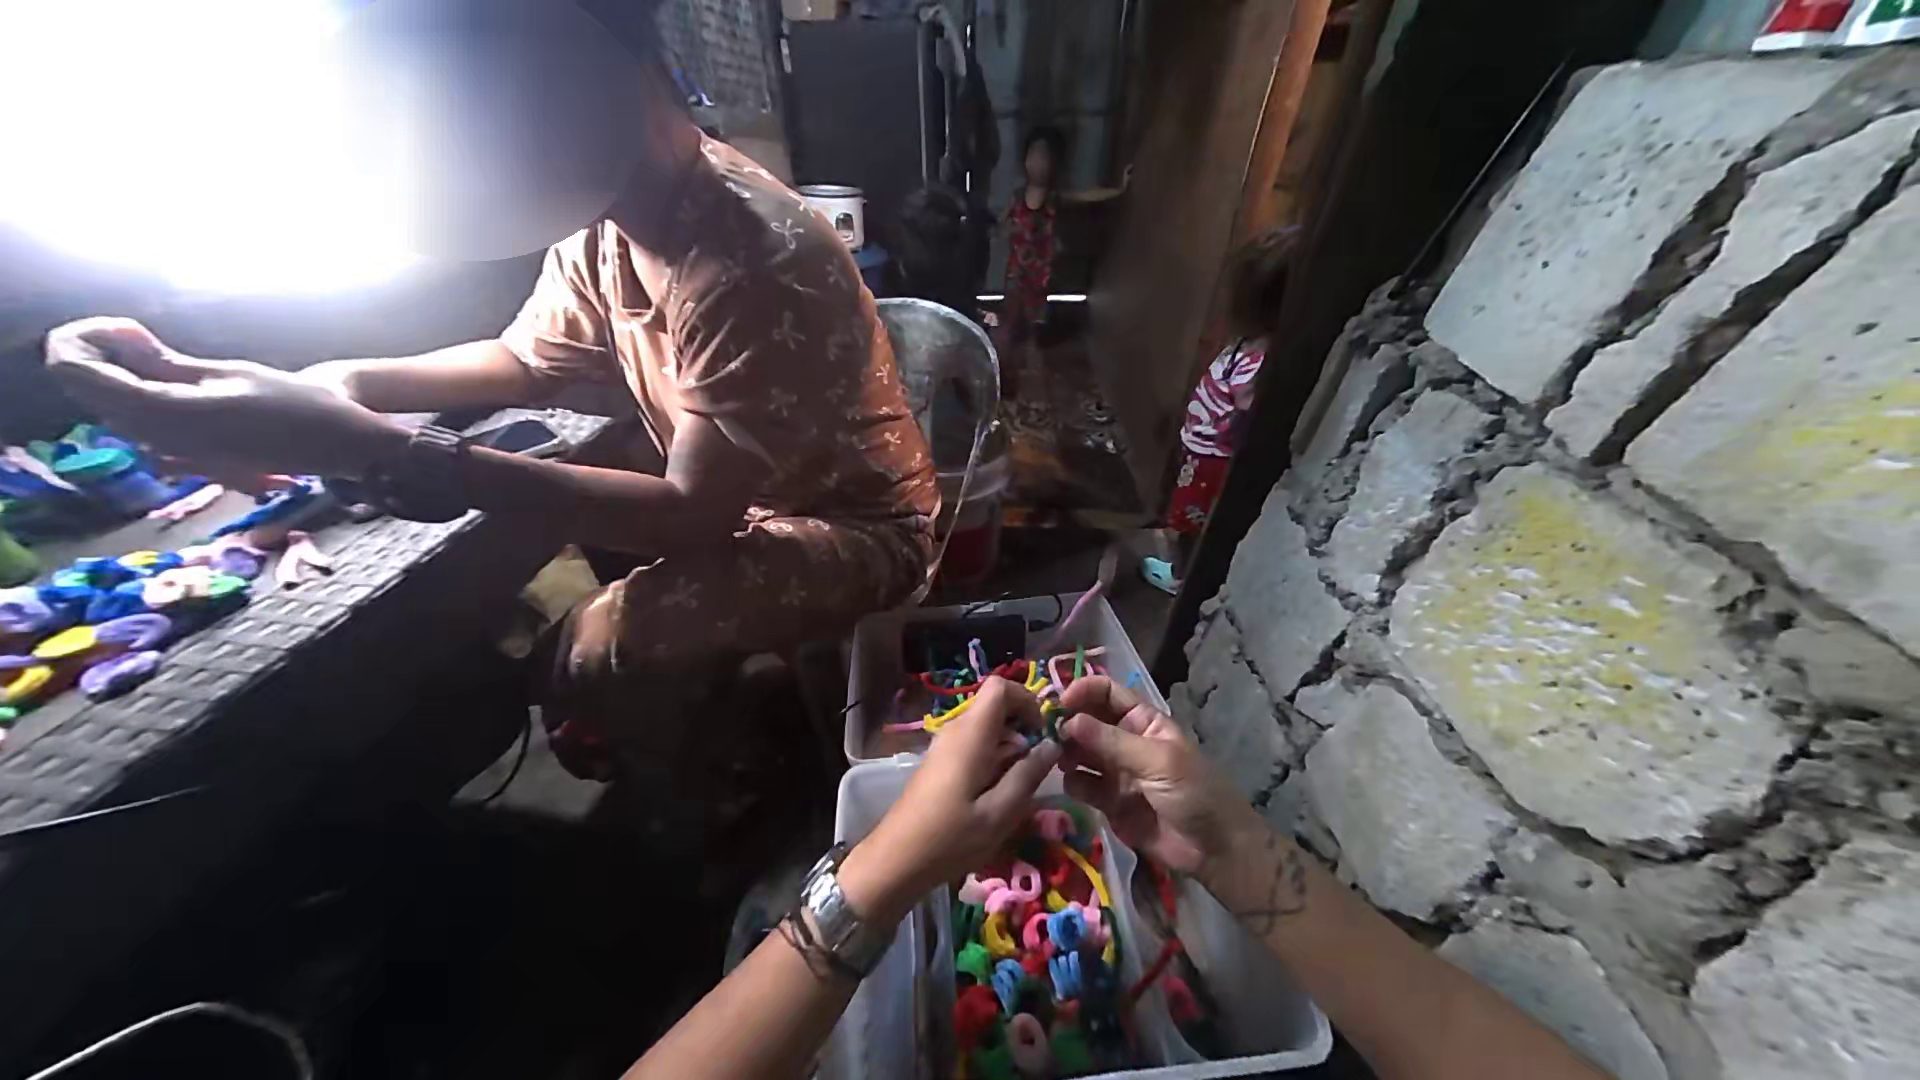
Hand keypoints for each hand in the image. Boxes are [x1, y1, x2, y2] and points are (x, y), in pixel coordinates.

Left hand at [45, 317, 406, 478]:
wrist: (351, 444)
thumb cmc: (306, 406)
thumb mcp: (238, 374)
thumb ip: (168, 363)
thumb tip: (119, 341)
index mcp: (167, 411)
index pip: (75, 370)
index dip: (87, 340)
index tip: (130, 328)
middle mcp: (160, 437)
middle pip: (92, 393)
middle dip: (106, 360)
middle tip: (144, 339)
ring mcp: (180, 453)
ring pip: (119, 412)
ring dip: (130, 383)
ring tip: (168, 363)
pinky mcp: (200, 459)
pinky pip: (151, 431)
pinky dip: (155, 407)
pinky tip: (191, 395)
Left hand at [840, 678, 1061, 922]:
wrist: (896, 859)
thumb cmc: (950, 838)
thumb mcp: (1000, 813)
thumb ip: (1028, 774)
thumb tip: (1053, 744)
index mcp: (971, 733)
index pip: (1000, 686)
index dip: (1027, 700)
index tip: (1043, 732)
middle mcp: (956, 729)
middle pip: (995, 706)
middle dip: (1022, 726)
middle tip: (1038, 764)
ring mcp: (945, 744)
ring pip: (986, 725)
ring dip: (1009, 744)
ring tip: (1020, 783)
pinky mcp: (940, 760)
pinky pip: (974, 742)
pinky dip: (993, 755)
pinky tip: (996, 791)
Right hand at [1056, 675, 1256, 879]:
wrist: (1213, 851)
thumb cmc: (1194, 793)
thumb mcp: (1157, 760)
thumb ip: (1112, 741)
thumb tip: (1069, 721)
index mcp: (1142, 720)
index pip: (1106, 692)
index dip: (1082, 691)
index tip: (1059, 702)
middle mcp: (1123, 740)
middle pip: (1086, 720)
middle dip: (1066, 722)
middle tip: (1047, 732)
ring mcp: (1113, 770)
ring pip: (1078, 750)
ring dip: (1064, 750)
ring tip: (1057, 758)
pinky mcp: (1106, 800)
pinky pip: (1079, 782)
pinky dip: (1071, 780)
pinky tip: (1074, 784)